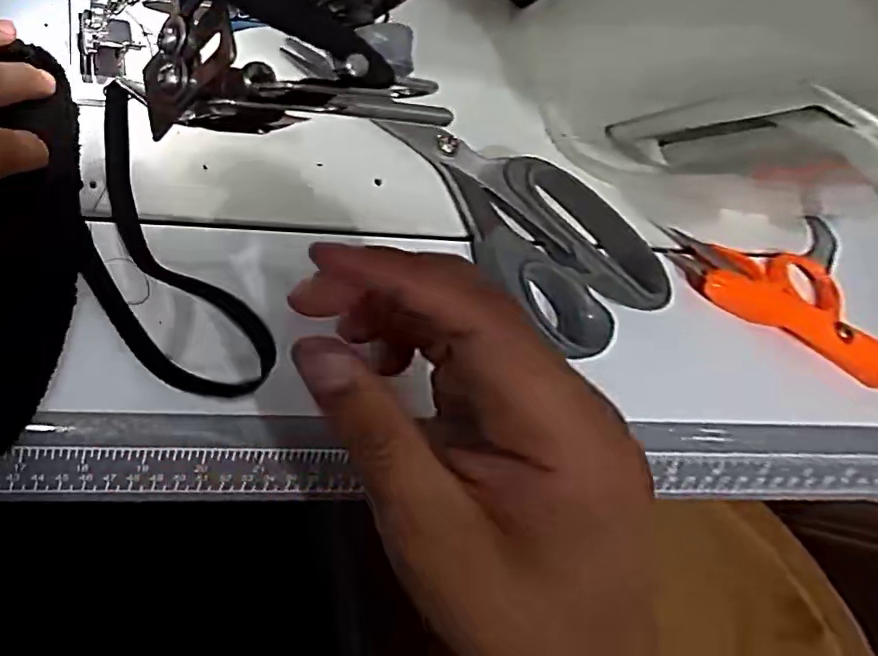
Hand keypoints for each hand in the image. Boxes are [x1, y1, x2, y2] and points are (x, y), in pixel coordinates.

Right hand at [289, 245, 655, 655]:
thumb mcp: (425, 523)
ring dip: (391, 307)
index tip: (323, 261)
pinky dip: (408, 337)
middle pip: (470, 303)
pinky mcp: (528, 417)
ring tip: (333, 326)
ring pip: (463, 318)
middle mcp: (567, 399)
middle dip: (383, 285)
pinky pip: (463, 350)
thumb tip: (313, 348)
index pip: (473, 312)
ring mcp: (551, 406)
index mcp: (561, 422)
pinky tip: (375, 358)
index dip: (392, 274)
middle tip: (310, 298)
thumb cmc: (510, 615)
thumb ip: (369, 425)